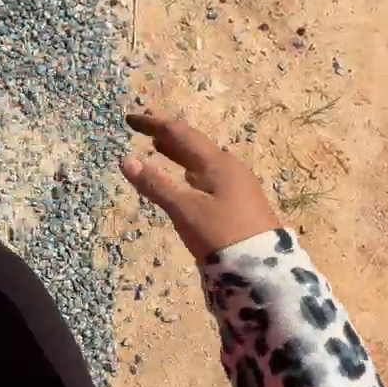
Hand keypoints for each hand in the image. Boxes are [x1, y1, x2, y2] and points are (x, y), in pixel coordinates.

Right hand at [121, 112, 281, 261]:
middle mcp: (227, 167)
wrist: (261, 268)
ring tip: (158, 143)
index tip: (131, 118)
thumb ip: (155, 184)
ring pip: (199, 158)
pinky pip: (205, 172)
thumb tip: (126, 160)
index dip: (154, 124)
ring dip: (177, 150)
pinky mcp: (235, 199)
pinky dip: (186, 166)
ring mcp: (234, 183)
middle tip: (144, 124)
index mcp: (217, 163)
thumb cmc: (220, 233)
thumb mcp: (184, 209)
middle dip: (167, 133)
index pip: (180, 134)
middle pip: (193, 143)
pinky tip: (182, 173)